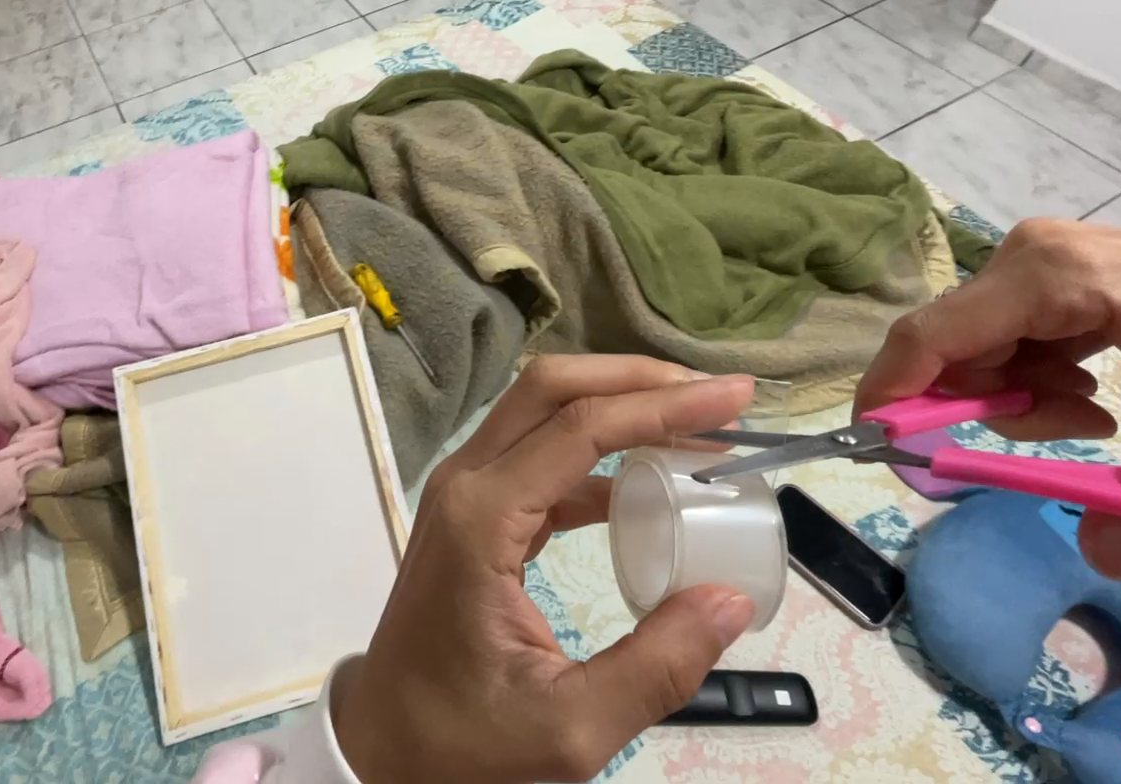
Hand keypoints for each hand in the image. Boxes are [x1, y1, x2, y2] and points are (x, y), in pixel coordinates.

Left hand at [332, 356, 757, 783]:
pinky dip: (597, 452)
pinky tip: (647, 479)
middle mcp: (467, 482)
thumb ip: (657, 666)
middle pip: (551, 389)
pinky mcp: (476, 508)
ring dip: (617, 405)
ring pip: (542, 410)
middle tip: (715, 395)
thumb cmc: (464, 737)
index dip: (661, 404)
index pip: (580, 427)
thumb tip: (728, 598)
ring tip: (694, 426)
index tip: (735, 396)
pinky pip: (539, 454)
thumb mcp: (568, 725)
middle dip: (636, 379)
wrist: (386, 742)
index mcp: (482, 516)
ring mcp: (465, 489)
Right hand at [856, 218, 1120, 579]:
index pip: (928, 337)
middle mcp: (1032, 256)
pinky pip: (1005, 338)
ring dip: (1011, 400)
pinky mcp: (1061, 276)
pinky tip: (1092, 393)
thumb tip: (1099, 554)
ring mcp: (1045, 262)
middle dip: (980, 407)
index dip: (894, 397)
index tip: (886, 454)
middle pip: (948, 343)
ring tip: (1095, 422)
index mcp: (1056, 275)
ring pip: (973, 344)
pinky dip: (1031, 381)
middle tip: (1059, 445)